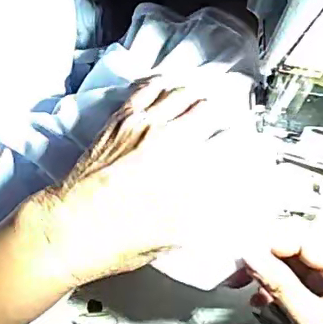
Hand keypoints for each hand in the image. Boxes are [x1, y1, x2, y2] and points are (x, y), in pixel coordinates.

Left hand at [21, 80, 254, 286]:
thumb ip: (207, 215)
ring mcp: (144, 126)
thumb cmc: (119, 238)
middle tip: (231, 119)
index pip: (232, 144)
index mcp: (190, 171)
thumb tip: (227, 206)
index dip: (246, 145)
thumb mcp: (178, 235)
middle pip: (210, 109)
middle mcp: (170, 140)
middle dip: (226, 114)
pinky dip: (163, 85)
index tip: (250, 148)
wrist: (72, 227)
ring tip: (206, 99)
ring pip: (181, 93)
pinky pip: (147, 90)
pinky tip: (168, 86)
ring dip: (198, 95)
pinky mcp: (121, 121)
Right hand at [240, 226, 322, 323]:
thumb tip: (251, 256)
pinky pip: (292, 270)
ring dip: (263, 266)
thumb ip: (282, 287)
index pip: (305, 238)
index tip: (241, 254)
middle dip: (263, 252)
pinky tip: (259, 294)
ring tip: (239, 280)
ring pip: (290, 254)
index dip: (270, 242)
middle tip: (235, 267)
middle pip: (296, 240)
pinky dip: (273, 279)